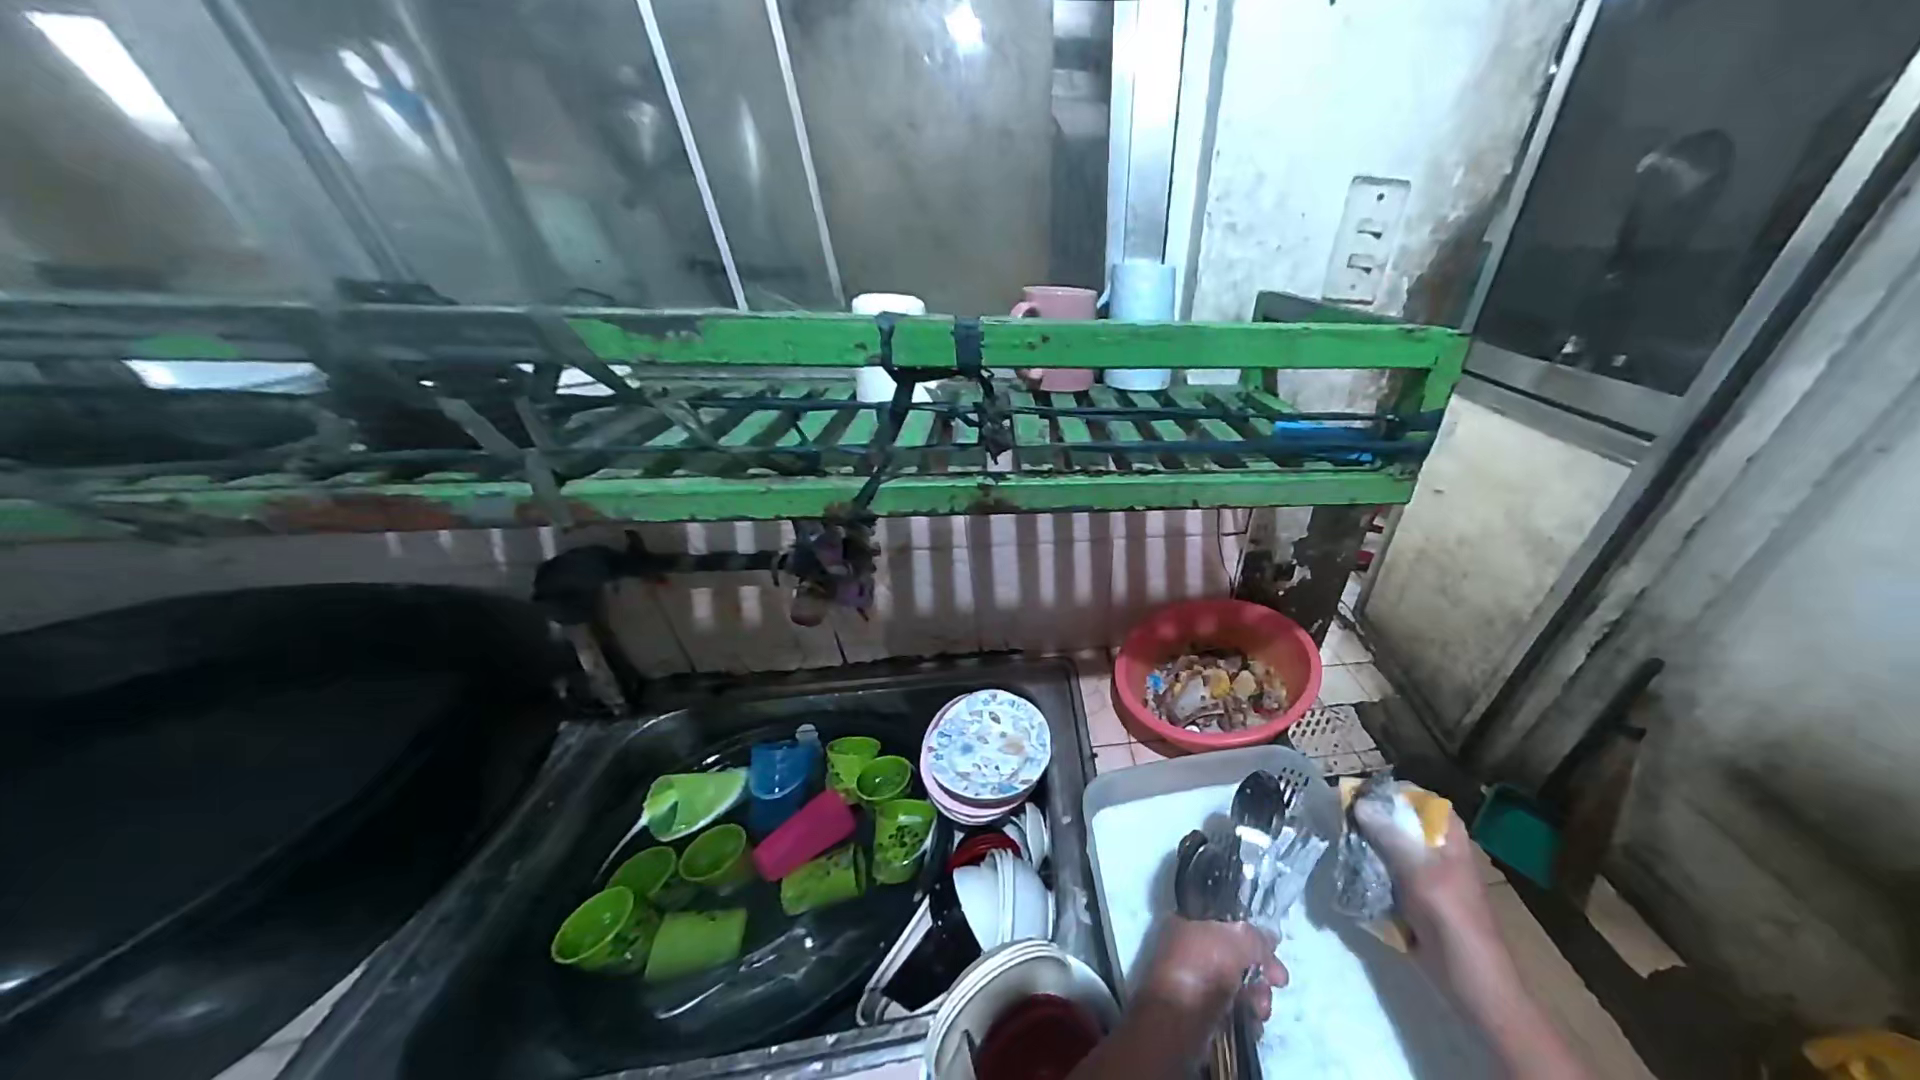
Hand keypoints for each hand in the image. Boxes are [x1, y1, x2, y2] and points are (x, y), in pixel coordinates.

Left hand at [1133, 916, 1286, 1023]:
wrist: (1178, 1019)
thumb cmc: (1202, 968)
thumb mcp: (1235, 940)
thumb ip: (1255, 938)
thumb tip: (1270, 937)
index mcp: (1186, 923)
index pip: (1227, 925)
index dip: (1253, 939)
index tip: (1273, 955)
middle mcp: (1188, 949)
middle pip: (1236, 957)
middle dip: (1261, 972)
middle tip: (1276, 983)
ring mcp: (1194, 981)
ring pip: (1236, 985)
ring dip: (1257, 997)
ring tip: (1260, 1010)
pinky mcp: (1200, 1011)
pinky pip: (1231, 1009)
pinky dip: (1246, 1015)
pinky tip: (1253, 1023)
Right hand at [1351, 790, 1493, 945]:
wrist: (1469, 979)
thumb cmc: (1452, 919)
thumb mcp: (1421, 873)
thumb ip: (1390, 837)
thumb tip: (1360, 803)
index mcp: (1449, 840)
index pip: (1423, 801)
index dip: (1395, 793)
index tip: (1361, 793)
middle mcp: (1437, 851)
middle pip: (1400, 822)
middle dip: (1371, 818)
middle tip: (1341, 815)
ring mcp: (1424, 875)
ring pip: (1388, 846)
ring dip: (1365, 843)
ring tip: (1339, 838)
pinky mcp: (1411, 896)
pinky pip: (1384, 872)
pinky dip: (1367, 868)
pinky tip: (1348, 868)